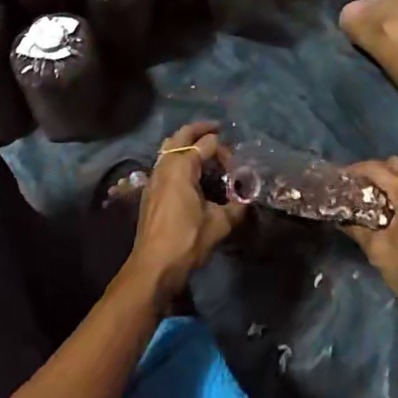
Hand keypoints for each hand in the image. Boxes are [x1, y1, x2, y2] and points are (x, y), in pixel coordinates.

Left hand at [125, 122, 246, 302]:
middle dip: (200, 130)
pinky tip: (188, 170)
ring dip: (185, 142)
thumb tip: (247, 199)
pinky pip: (163, 161)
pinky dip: (176, 156)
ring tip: (202, 146)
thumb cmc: (187, 241)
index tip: (235, 167)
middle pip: (181, 136)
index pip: (207, 144)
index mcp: (182, 167)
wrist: (152, 268)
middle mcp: (165, 165)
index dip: (224, 151)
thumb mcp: (219, 224)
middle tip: (217, 129)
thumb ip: (236, 206)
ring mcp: (154, 177)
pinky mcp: (149, 191)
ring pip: (168, 147)